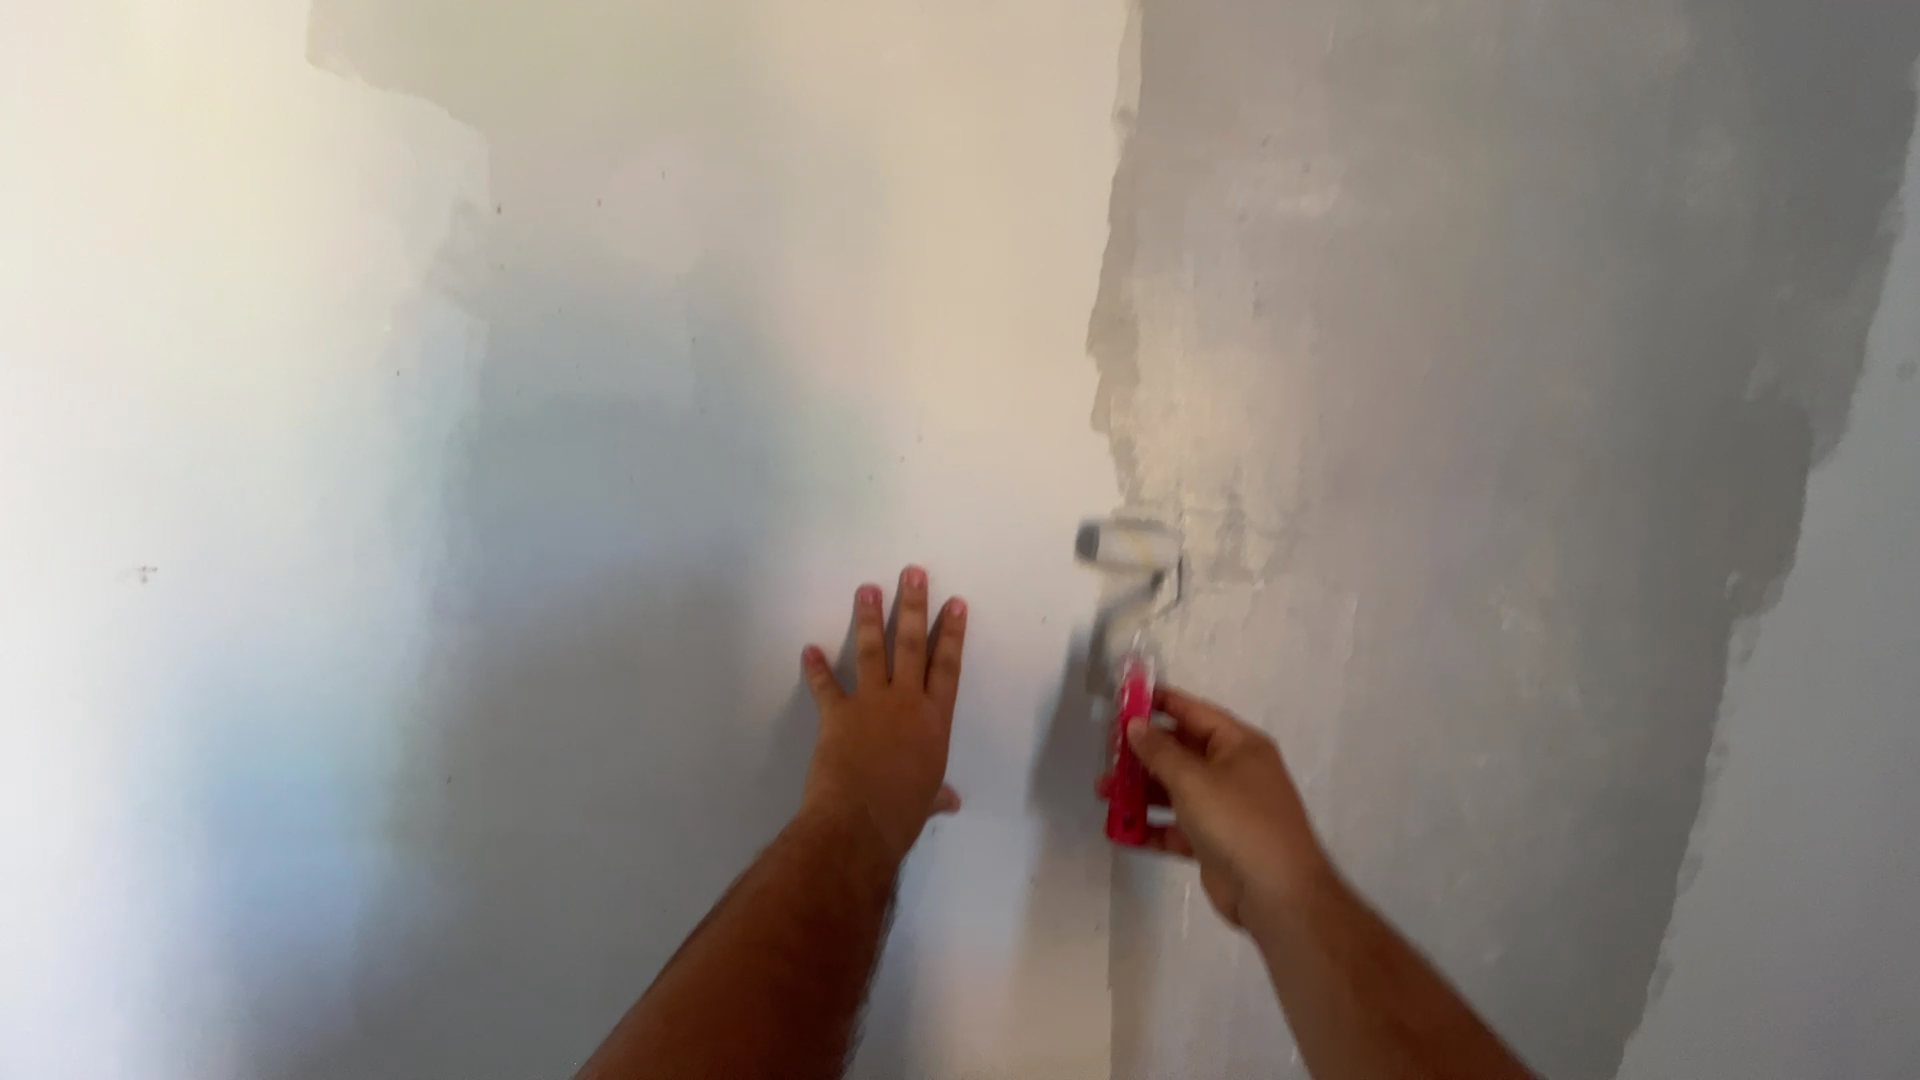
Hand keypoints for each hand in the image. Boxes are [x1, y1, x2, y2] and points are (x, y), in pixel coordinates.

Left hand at [800, 566, 967, 863]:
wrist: (860, 824)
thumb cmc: (902, 814)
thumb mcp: (926, 800)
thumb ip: (937, 793)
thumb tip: (951, 803)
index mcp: (935, 721)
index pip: (948, 667)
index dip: (952, 633)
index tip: (954, 603)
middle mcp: (906, 702)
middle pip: (913, 645)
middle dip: (913, 606)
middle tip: (912, 573)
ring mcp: (871, 704)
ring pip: (873, 651)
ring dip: (870, 618)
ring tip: (868, 588)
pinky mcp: (837, 714)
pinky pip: (825, 686)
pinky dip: (815, 668)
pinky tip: (809, 649)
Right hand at [1126, 688, 1333, 927]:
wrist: (1277, 896)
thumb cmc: (1238, 821)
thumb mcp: (1193, 779)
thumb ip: (1159, 750)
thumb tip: (1135, 724)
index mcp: (1239, 745)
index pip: (1193, 712)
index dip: (1159, 703)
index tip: (1124, 700)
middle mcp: (1234, 771)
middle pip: (1180, 751)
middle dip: (1142, 753)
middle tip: (1107, 753)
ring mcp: (1225, 808)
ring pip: (1174, 789)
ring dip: (1140, 790)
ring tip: (1103, 792)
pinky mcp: (1214, 842)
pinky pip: (1176, 825)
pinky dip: (1152, 826)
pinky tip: (1123, 830)